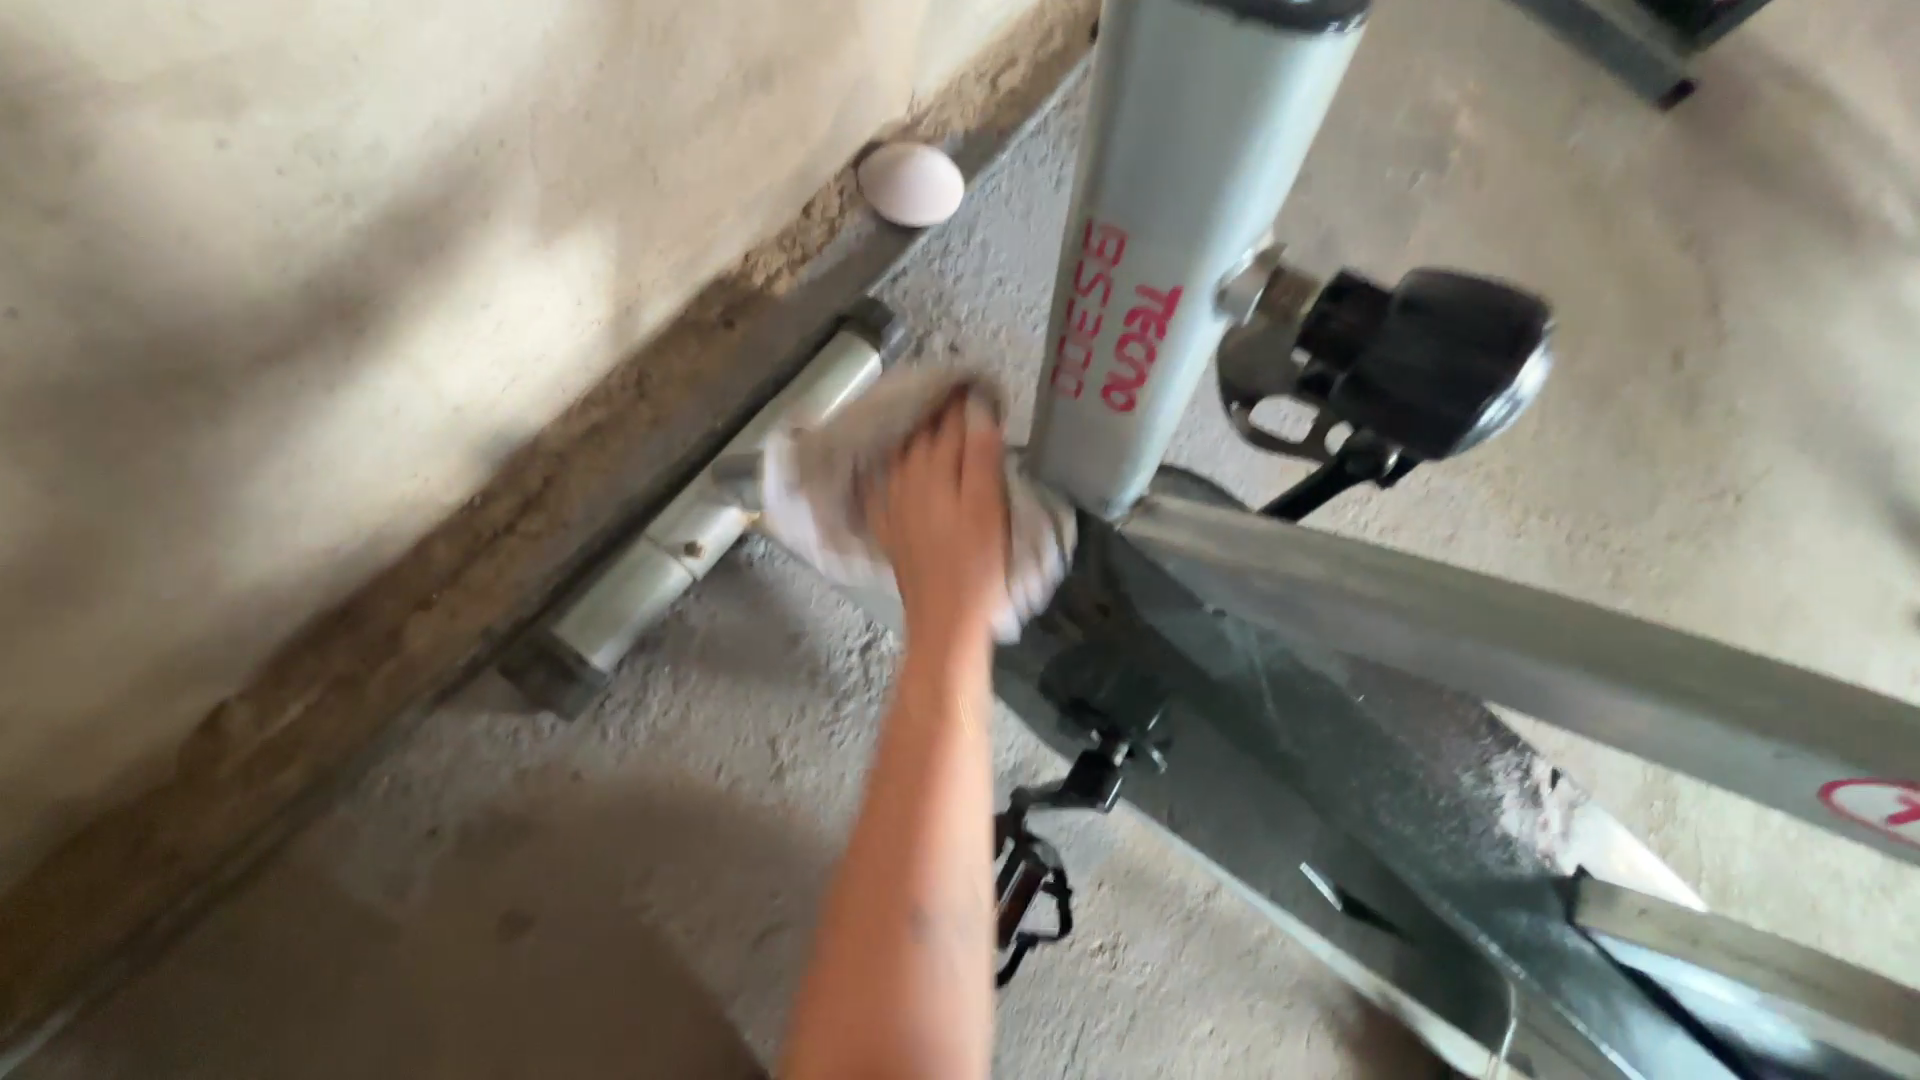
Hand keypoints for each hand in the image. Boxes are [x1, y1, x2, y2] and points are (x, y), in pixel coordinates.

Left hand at [864, 394, 1009, 650]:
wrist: (944, 619)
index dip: (965, 400)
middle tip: (960, 394)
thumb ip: (981, 455)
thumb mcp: (990, 508)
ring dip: (916, 430)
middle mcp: (905, 477)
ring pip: (901, 451)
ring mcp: (891, 500)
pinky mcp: (887, 523)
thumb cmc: (978, 565)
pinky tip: (895, 458)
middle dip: (939, 409)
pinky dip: (892, 461)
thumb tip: (976, 407)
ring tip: (933, 415)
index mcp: (935, 469)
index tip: (980, 383)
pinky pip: (883, 480)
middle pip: (920, 431)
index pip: (949, 420)